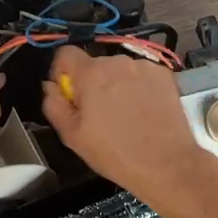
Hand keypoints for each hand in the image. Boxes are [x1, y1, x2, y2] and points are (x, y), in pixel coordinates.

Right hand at [39, 47, 217, 207]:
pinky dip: (138, 89)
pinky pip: (141, 76)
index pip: (65, 54)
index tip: (68, 93)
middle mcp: (118, 62)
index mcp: (91, 74)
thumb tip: (50, 87)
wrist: (167, 164)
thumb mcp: (72, 136)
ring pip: (119, 70)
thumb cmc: (115, 153)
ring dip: (116, 86)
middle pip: (94, 65)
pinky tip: (143, 112)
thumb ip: (54, 105)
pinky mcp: (165, 76)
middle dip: (92, 84)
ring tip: (124, 116)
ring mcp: (144, 67)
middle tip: (98, 115)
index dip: (62, 72)